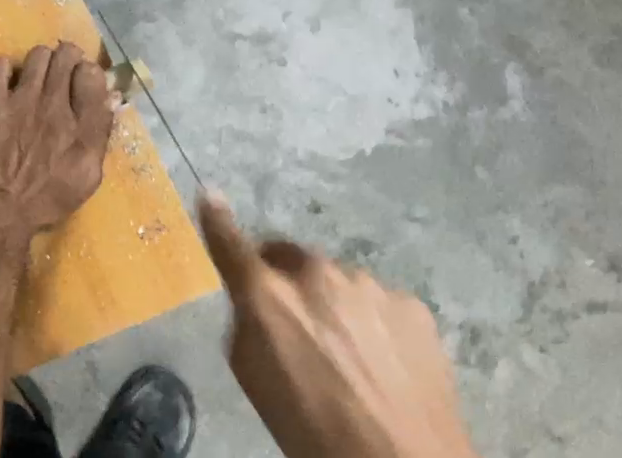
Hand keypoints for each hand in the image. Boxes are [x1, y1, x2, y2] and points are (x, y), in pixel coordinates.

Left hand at [0, 43, 115, 245]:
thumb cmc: (47, 199)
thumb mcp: (88, 175)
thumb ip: (101, 133)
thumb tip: (113, 96)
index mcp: (82, 127)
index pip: (92, 73)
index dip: (88, 71)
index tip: (81, 80)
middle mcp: (55, 107)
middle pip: (66, 56)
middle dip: (67, 59)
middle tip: (60, 72)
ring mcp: (21, 101)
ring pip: (37, 55)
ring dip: (40, 61)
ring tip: (35, 76)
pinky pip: (0, 66)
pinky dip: (6, 68)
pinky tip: (7, 81)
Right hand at [199, 195, 478, 457]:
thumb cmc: (309, 427)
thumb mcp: (252, 375)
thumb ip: (246, 320)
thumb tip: (253, 294)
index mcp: (267, 293)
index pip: (231, 243)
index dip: (216, 217)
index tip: (208, 193)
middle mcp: (316, 274)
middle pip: (292, 260)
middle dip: (288, 282)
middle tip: (298, 327)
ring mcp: (369, 285)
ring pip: (338, 281)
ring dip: (334, 302)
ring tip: (350, 356)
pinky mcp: (412, 305)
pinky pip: (379, 301)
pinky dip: (374, 321)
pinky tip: (384, 362)